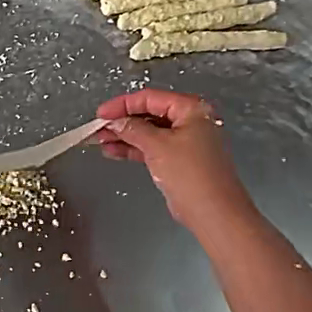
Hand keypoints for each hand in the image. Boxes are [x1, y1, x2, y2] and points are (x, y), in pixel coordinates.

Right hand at [97, 88, 253, 232]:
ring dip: (124, 135)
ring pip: (148, 132)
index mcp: (191, 110)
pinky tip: (113, 151)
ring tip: (100, 140)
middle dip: (122, 121)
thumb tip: (115, 121)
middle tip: (98, 127)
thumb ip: (133, 129)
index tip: (101, 113)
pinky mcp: (178, 160)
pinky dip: (132, 149)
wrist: (213, 213)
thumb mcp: (157, 145)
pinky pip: (151, 148)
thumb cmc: (191, 174)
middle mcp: (190, 122)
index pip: (150, 98)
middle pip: (149, 114)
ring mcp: (184, 142)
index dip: (122, 104)